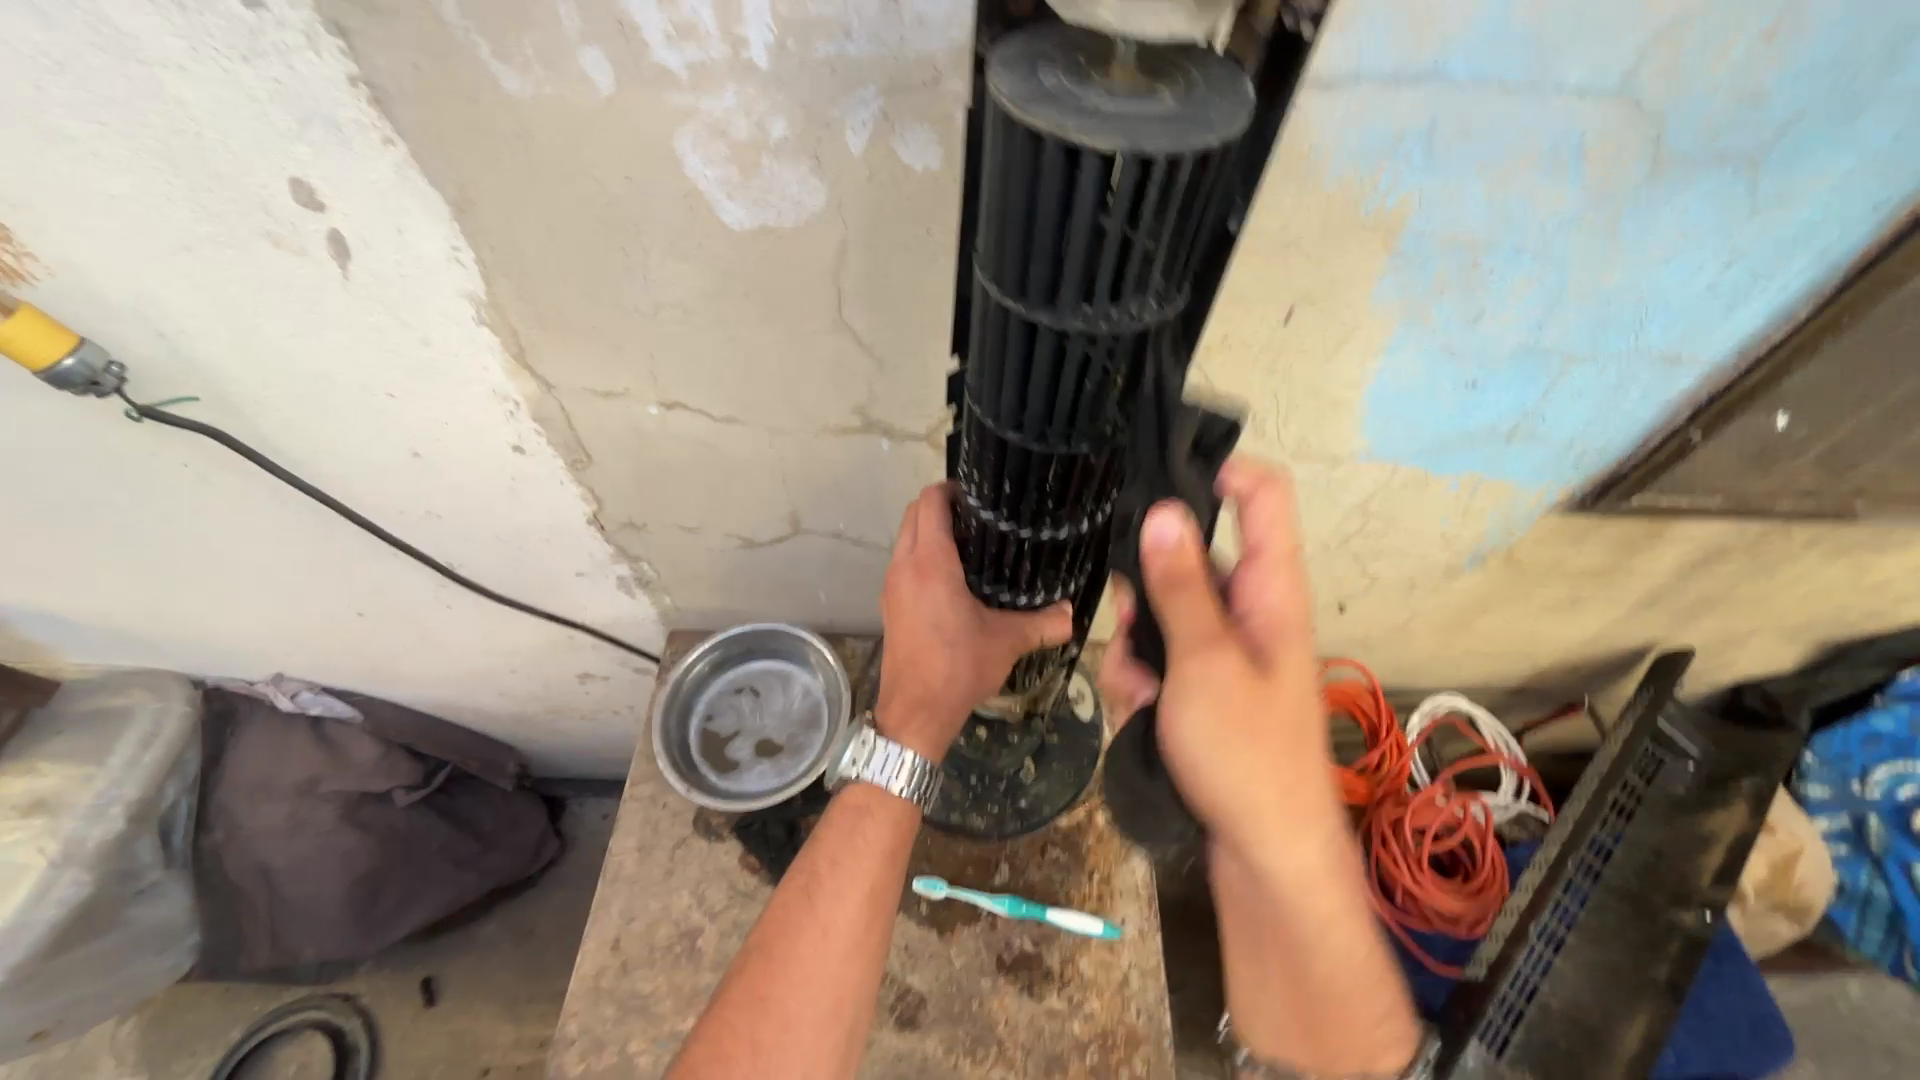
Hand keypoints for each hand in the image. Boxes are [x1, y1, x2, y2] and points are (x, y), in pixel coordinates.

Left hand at [877, 484, 1072, 761]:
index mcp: (930, 562)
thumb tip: (1072, 613)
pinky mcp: (889, 605)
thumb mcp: (1007, 641)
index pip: (931, 502)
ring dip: (928, 532)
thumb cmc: (959, 667)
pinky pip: (903, 564)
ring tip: (970, 543)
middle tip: (978, 516)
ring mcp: (891, 586)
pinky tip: (952, 578)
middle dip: (940, 507)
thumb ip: (1043, 623)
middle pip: (913, 515)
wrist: (915, 713)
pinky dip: (921, 557)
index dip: (952, 489)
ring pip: (905, 540)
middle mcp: (904, 566)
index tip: (980, 495)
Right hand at [1098, 459, 1339, 853]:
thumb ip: (1180, 586)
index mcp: (1272, 588)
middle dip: (1147, 588)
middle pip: (1190, 557)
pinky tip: (1140, 711)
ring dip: (1136, 644)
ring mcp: (1224, 649)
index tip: (1157, 474)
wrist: (1262, 849)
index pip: (1263, 496)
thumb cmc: (1246, 751)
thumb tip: (1163, 511)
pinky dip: (1141, 678)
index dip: (1220, 471)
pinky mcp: (1201, 684)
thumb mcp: (1204, 661)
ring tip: (1137, 689)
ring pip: (1162, 612)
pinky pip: (1159, 656)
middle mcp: (1250, 608)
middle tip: (1128, 622)